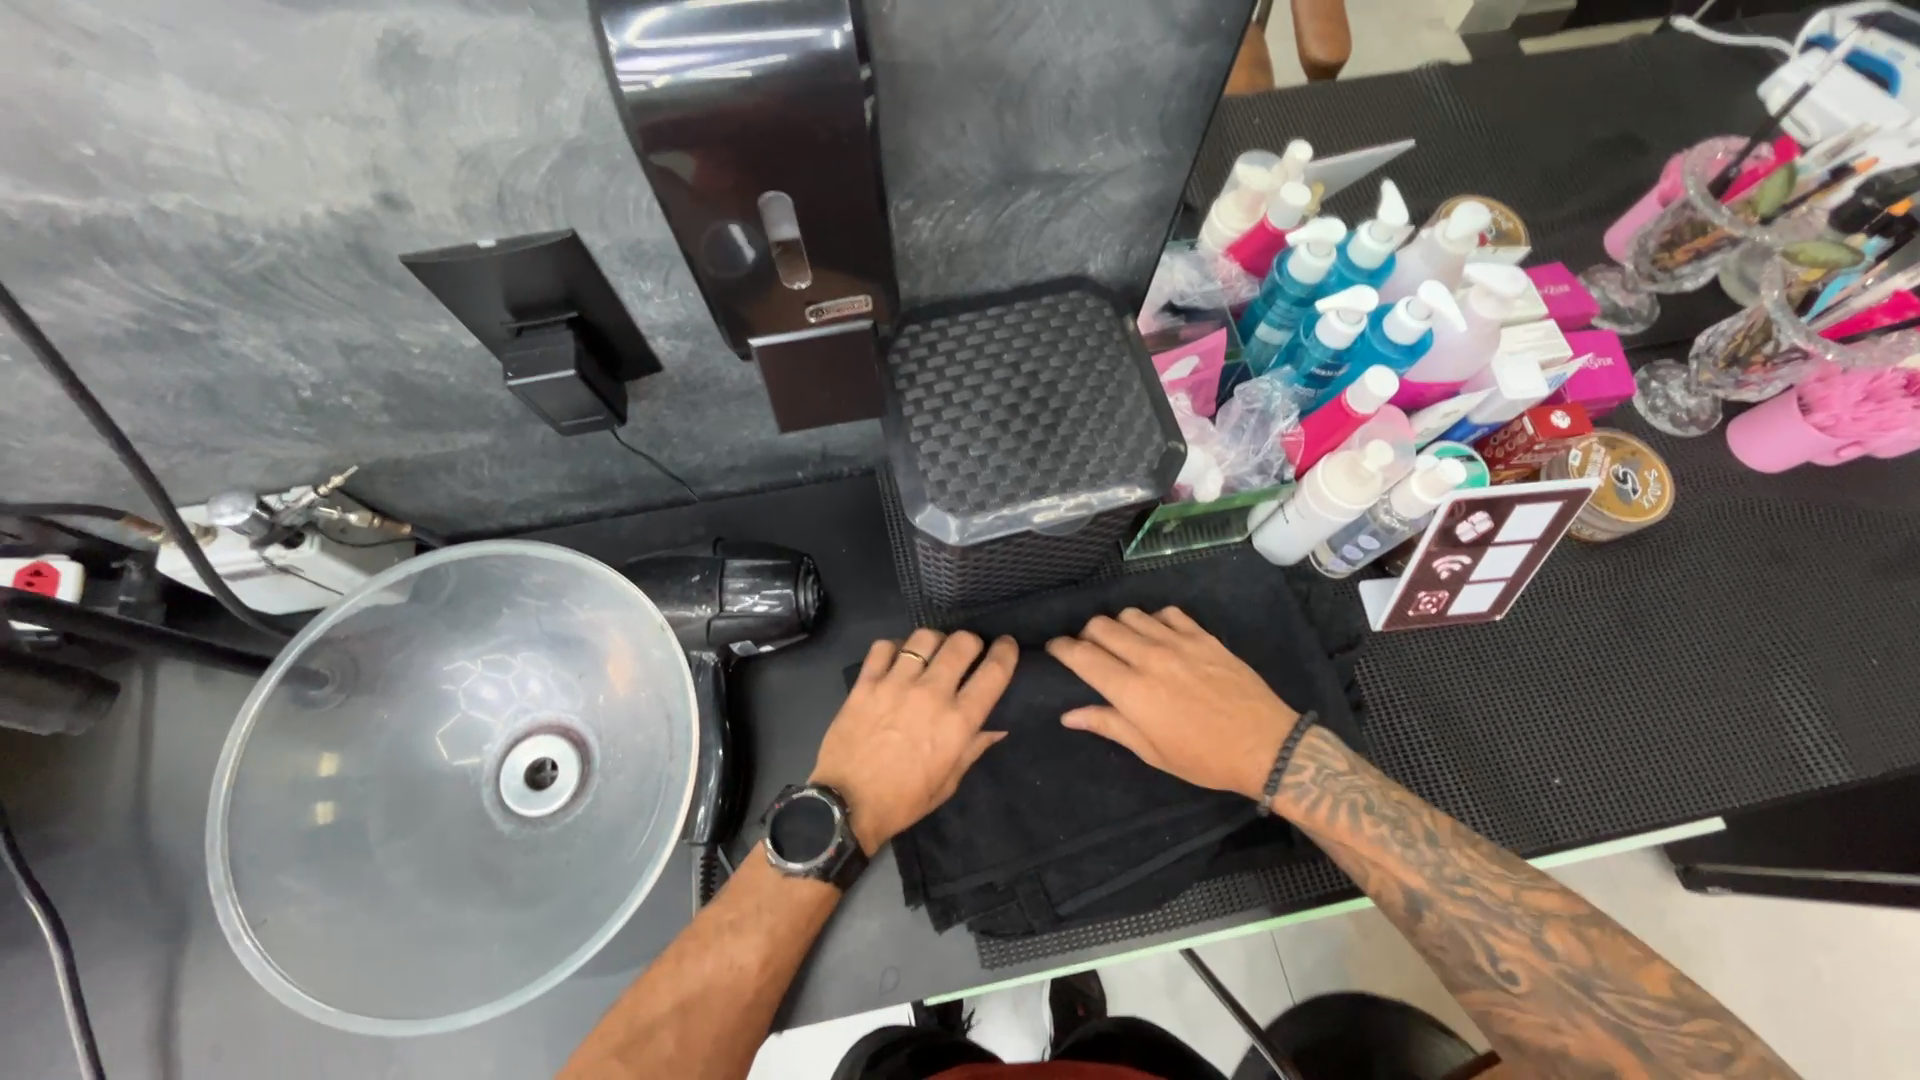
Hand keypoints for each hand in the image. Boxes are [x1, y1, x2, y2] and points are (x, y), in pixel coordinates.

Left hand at [810, 629, 1017, 853]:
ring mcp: (895, 684)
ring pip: (924, 638)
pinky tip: (896, 660)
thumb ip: (973, 748)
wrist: (847, 806)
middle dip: (971, 641)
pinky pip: (883, 647)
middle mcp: (931, 694)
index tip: (1006, 645)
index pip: (994, 672)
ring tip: (931, 653)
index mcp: (958, 722)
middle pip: (962, 643)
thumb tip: (997, 728)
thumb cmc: (903, 800)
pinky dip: (894, 647)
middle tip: (967, 652)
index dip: (1006, 652)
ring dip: (935, 642)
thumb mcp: (948, 782)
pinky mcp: (865, 683)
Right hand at [1046, 607, 1299, 801]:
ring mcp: (1178, 642)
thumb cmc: (1203, 758)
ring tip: (1123, 642)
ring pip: (1131, 614)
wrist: (1266, 746)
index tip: (1054, 650)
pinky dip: (1154, 620)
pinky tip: (1158, 635)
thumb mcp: (1151, 751)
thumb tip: (1069, 714)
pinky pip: (1168, 612)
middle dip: (1085, 635)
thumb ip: (1108, 725)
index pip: (1081, 656)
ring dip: (1118, 625)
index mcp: (1131, 691)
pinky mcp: (1204, 636)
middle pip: (1101, 626)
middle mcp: (1149, 658)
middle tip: (1089, 650)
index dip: (1060, 649)